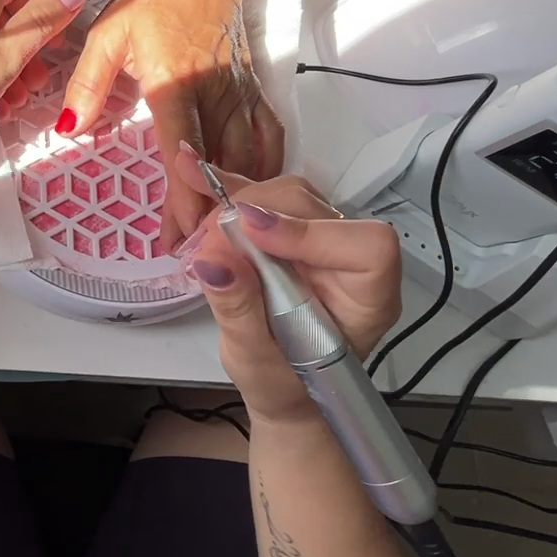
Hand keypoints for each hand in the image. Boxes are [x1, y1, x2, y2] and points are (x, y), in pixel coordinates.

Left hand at [63, 0, 283, 249]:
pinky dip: (264, 167)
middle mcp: (215, 95)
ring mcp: (239, 92)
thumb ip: (88, 84)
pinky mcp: (251, 87)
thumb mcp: (108, 33)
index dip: (185, 198)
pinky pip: (267, 135)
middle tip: (197, 252)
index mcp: (176, 84)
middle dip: (210, 214)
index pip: (183, 152)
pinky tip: (257, 190)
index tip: (181, 236)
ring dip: (237, 198)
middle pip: (220, 166)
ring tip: (223, 235)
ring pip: (248, 157)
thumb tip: (71, 129)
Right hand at [173, 157, 400, 426]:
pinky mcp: (286, 229)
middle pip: (312, 207)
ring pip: (284, 194)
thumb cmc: (283, 383)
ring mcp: (318, 238)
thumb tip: (211, 258)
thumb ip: (239, 311)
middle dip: (253, 214)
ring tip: (196, 230)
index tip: (251, 234)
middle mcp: (348, 258)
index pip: (364, 246)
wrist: (283, 386)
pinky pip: (257, 197)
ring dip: (233, 201)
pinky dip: (222, 187)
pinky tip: (190, 169)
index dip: (309, 231)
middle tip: (207, 242)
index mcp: (366, 298)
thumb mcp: (256, 361)